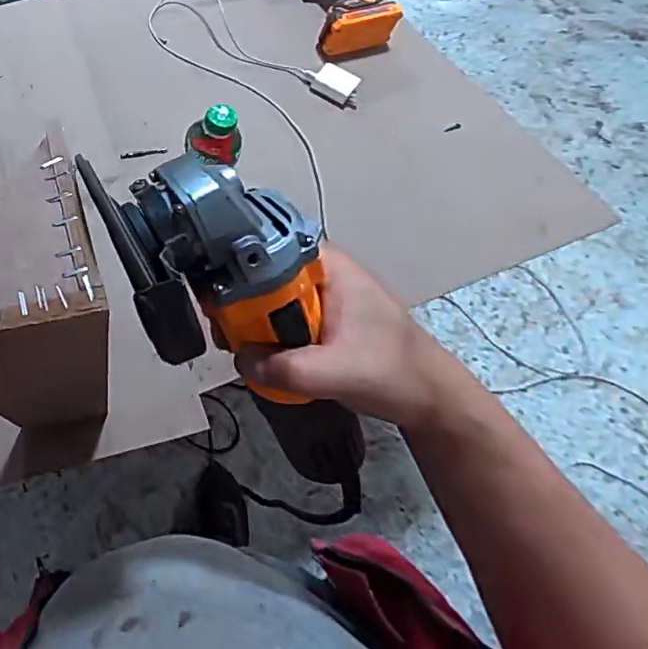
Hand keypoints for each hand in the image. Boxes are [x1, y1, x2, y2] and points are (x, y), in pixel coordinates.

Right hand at [233, 247, 474, 429]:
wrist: (432, 401)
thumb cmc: (395, 373)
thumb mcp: (339, 373)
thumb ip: (288, 368)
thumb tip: (242, 360)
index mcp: (325, 263)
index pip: (264, 248)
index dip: (233, 270)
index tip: (216, 300)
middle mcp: (317, 268)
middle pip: (258, 272)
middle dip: (236, 302)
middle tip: (225, 332)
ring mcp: (317, 290)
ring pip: (264, 295)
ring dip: (247, 320)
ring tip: (239, 345)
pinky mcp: (316, 312)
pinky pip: (275, 312)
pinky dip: (263, 331)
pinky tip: (259, 352)